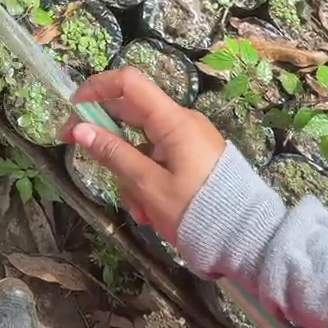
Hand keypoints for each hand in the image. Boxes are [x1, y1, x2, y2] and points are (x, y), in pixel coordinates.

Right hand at [60, 67, 226, 243]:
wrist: (253, 244)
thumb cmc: (199, 211)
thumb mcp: (148, 186)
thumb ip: (112, 154)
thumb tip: (79, 128)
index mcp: (173, 121)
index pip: (129, 82)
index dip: (97, 88)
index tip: (74, 110)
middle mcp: (183, 123)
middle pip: (132, 114)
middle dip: (108, 140)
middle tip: (83, 159)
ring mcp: (191, 142)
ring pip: (144, 144)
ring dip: (130, 172)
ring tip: (138, 210)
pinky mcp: (197, 161)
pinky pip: (161, 159)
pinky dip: (148, 180)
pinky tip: (151, 212)